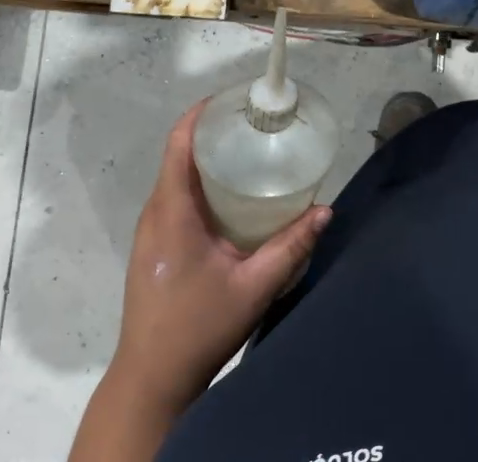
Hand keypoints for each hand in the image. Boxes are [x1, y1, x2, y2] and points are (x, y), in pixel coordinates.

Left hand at [112, 102, 331, 414]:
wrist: (151, 378)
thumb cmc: (198, 327)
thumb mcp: (254, 287)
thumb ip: (291, 246)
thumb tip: (326, 210)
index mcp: (172, 211)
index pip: (179, 142)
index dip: (204, 112)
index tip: (239, 97)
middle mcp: (156, 212)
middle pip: (181, 154)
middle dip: (217, 131)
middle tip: (260, 123)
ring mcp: (152, 230)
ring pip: (179, 176)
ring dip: (211, 158)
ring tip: (254, 150)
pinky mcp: (156, 245)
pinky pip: (178, 197)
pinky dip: (205, 182)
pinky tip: (237, 194)